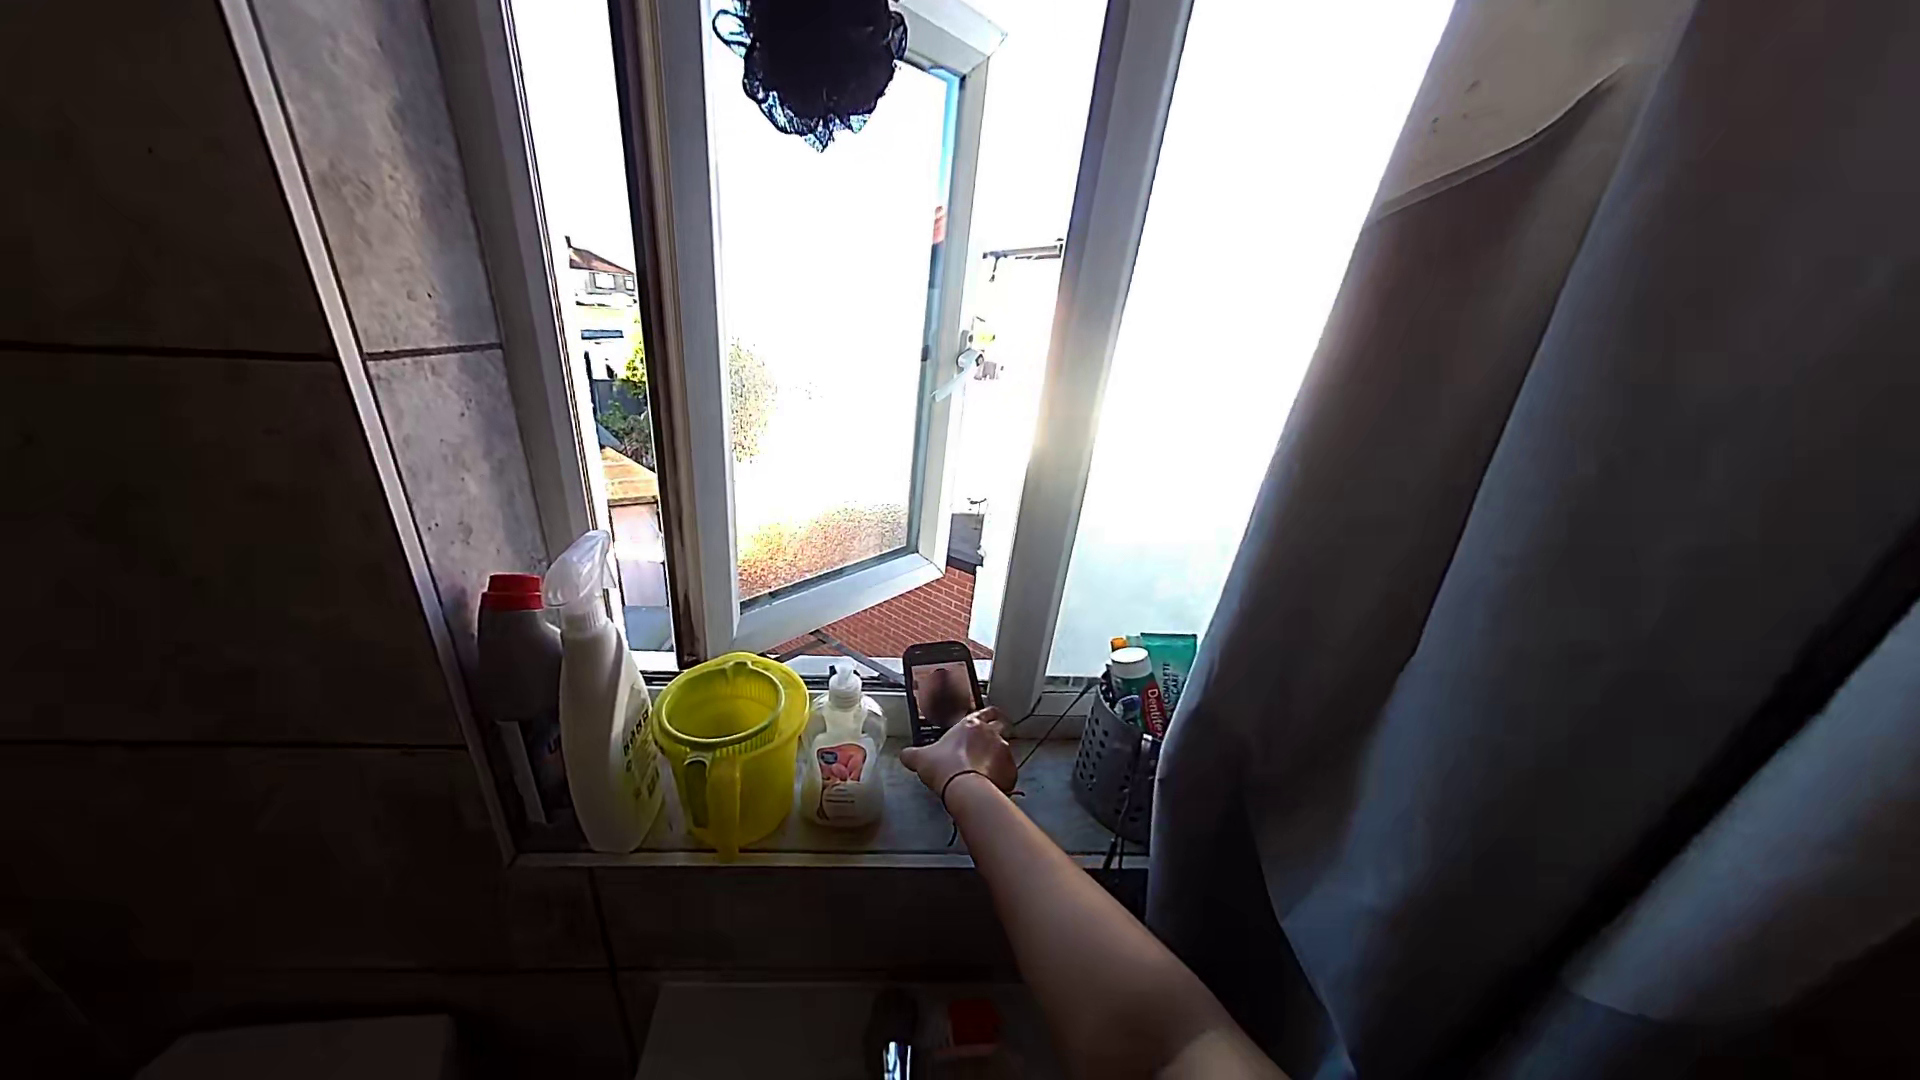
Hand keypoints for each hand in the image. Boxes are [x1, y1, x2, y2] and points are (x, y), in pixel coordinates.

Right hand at [899, 707, 1015, 799]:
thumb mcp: (921, 758)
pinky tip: (994, 782)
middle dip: (1000, 730)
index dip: (989, 715)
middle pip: (1003, 724)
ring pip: (1007, 747)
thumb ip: (912, 754)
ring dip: (1000, 754)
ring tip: (989, 766)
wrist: (964, 787)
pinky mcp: (1010, 769)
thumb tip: (905, 755)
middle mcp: (990, 732)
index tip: (990, 719)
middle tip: (992, 741)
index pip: (987, 711)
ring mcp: (1003, 749)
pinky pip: (1010, 770)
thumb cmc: (944, 767)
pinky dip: (1004, 774)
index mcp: (970, 724)